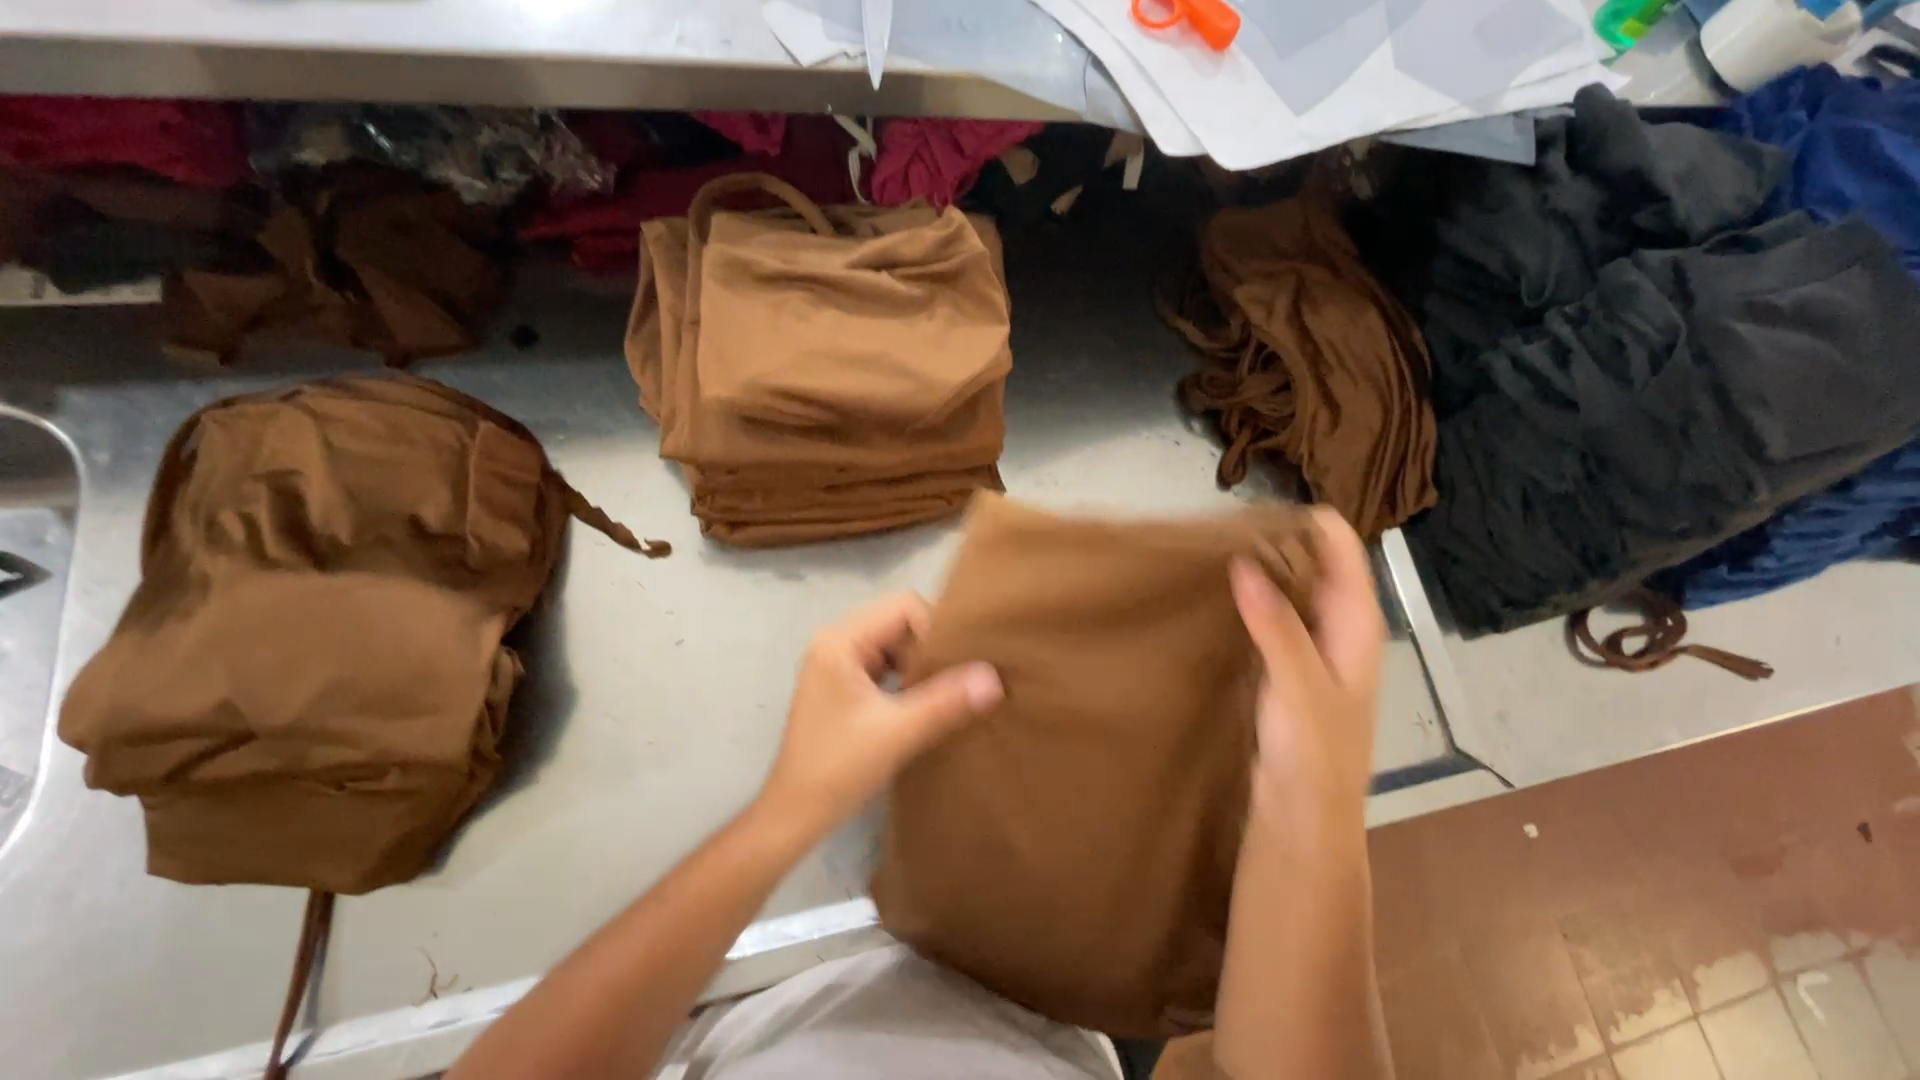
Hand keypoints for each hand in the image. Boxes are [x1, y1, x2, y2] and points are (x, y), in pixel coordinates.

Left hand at [759, 592, 1002, 834]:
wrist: (794, 814)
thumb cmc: (838, 769)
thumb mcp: (897, 733)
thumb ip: (946, 701)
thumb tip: (994, 678)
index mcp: (839, 641)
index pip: (904, 607)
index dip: (935, 632)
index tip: (955, 668)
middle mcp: (834, 641)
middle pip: (898, 620)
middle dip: (929, 648)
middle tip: (954, 680)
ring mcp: (835, 663)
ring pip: (893, 643)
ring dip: (920, 664)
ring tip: (942, 693)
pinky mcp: (840, 685)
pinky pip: (883, 664)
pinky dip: (906, 677)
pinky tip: (923, 703)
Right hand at [1230, 507, 1384, 814]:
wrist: (1304, 811)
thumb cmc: (1314, 749)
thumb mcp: (1297, 682)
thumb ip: (1275, 622)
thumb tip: (1244, 562)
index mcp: (1358, 622)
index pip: (1342, 549)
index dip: (1308, 521)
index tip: (1255, 507)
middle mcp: (1339, 625)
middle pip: (1316, 562)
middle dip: (1278, 540)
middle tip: (1225, 526)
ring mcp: (1313, 645)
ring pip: (1292, 587)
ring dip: (1263, 568)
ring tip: (1216, 549)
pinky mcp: (1288, 664)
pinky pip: (1273, 614)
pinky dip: (1252, 598)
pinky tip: (1221, 593)